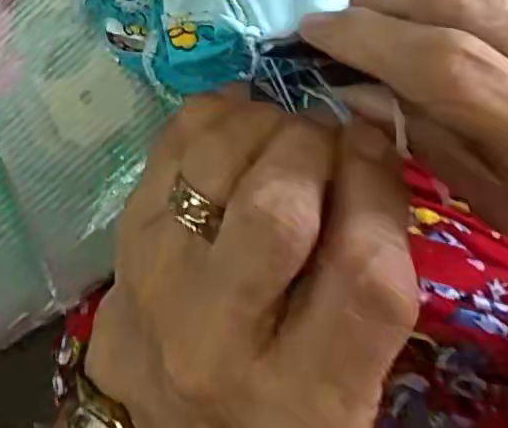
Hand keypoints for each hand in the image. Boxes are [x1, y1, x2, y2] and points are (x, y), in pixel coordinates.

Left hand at [85, 93, 415, 427]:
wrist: (152, 408)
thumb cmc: (267, 403)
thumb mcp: (341, 386)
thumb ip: (363, 289)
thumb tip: (369, 158)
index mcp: (306, 394)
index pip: (365, 279)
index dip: (380, 194)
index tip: (379, 150)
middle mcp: (221, 330)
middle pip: (278, 209)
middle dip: (314, 149)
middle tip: (329, 130)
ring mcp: (160, 268)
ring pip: (215, 163)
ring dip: (260, 121)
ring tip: (284, 121)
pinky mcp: (126, 225)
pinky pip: (172, 144)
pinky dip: (212, 113)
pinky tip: (239, 109)